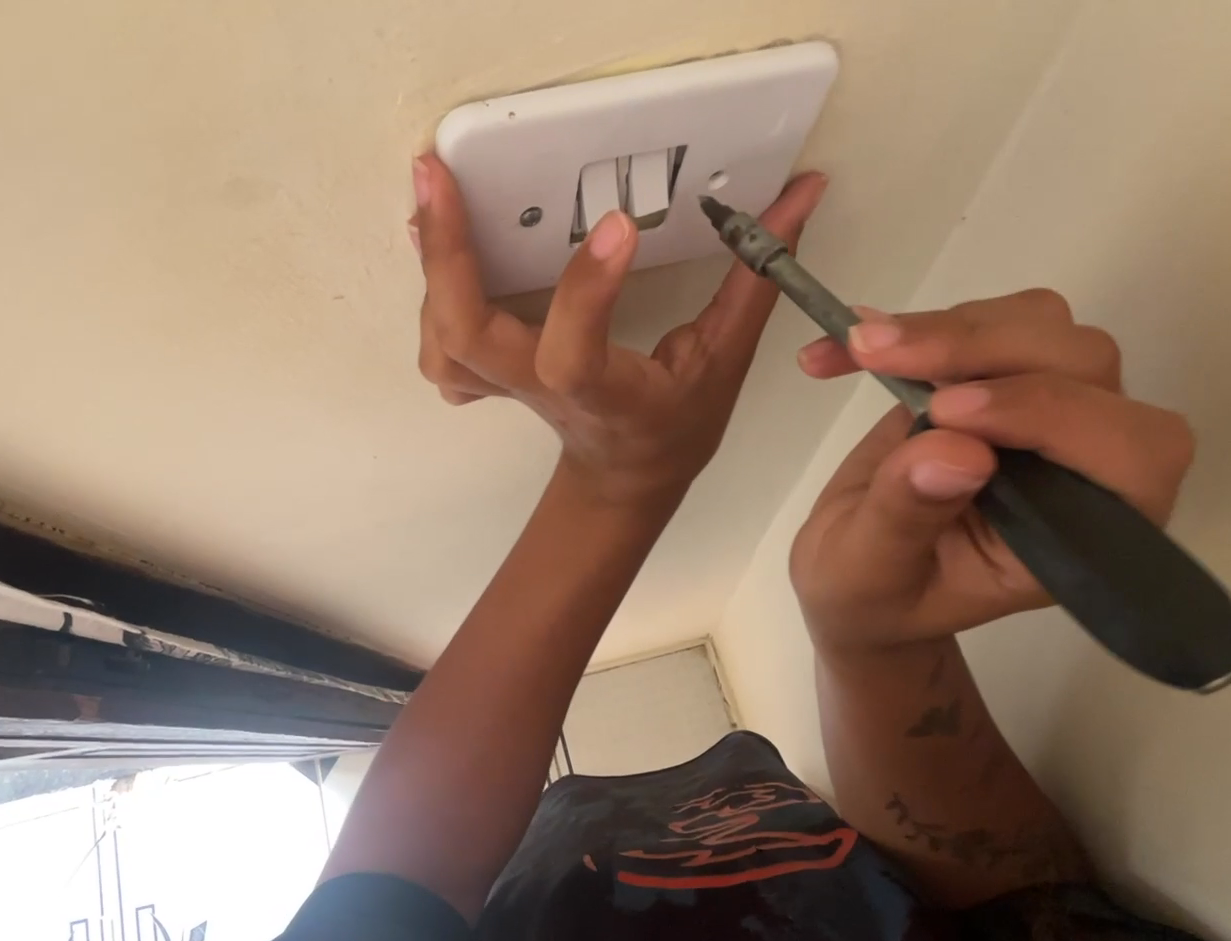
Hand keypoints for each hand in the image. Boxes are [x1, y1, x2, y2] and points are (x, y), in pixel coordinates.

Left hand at [411, 154, 827, 505]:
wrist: (623, 476)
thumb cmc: (673, 428)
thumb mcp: (722, 361)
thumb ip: (752, 278)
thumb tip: (799, 195)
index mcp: (603, 395)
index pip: (574, 355)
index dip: (587, 293)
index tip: (621, 224)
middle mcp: (541, 390)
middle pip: (468, 338)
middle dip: (446, 256)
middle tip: (436, 173)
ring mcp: (506, 389)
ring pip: (442, 345)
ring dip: (430, 273)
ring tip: (434, 195)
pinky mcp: (489, 379)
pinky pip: (440, 350)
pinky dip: (432, 302)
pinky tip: (442, 255)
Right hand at [790, 290, 1195, 650]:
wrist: (854, 573)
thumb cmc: (872, 597)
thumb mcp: (869, 575)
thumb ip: (907, 519)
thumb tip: (952, 449)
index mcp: (1085, 532)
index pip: (1124, 449)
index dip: (1047, 413)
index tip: (941, 412)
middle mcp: (1088, 462)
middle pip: (1080, 364)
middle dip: (976, 348)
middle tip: (874, 349)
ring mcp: (1047, 414)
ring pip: (1038, 326)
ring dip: (943, 328)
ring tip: (857, 345)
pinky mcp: (998, 383)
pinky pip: (981, 324)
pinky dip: (909, 326)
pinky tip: (843, 350)